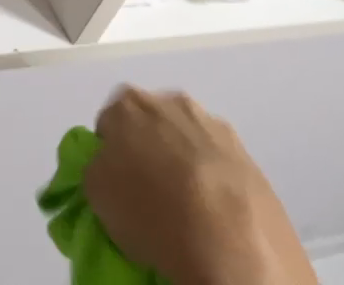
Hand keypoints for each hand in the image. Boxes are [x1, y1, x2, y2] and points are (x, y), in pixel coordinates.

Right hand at [84, 90, 317, 284]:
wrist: (231, 241)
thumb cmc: (150, 209)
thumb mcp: (94, 192)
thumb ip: (98, 168)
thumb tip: (113, 168)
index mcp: (128, 103)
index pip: (109, 124)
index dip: (110, 155)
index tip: (116, 184)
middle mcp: (171, 102)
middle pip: (151, 125)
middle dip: (148, 151)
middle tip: (148, 193)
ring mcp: (214, 126)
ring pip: (188, 141)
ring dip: (184, 163)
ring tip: (185, 209)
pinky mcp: (249, 155)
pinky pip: (218, 164)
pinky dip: (214, 181)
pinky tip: (213, 216)